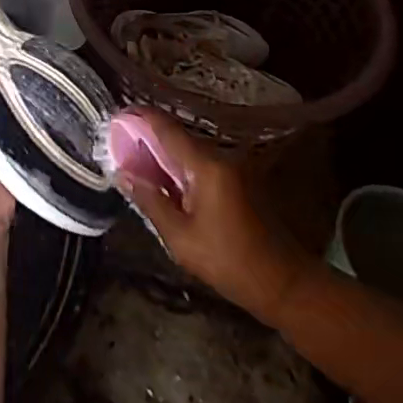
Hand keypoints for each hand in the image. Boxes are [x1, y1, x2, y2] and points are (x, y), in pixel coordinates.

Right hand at [105, 107, 310, 323]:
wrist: (287, 285)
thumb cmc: (231, 263)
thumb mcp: (180, 237)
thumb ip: (150, 200)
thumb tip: (122, 173)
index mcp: (206, 166)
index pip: (166, 128)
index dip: (139, 117)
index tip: (115, 117)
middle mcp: (221, 158)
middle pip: (177, 134)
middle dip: (146, 135)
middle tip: (119, 145)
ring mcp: (233, 167)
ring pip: (188, 148)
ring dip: (162, 151)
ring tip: (135, 161)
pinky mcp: (238, 180)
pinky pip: (200, 161)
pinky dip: (178, 164)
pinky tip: (163, 179)